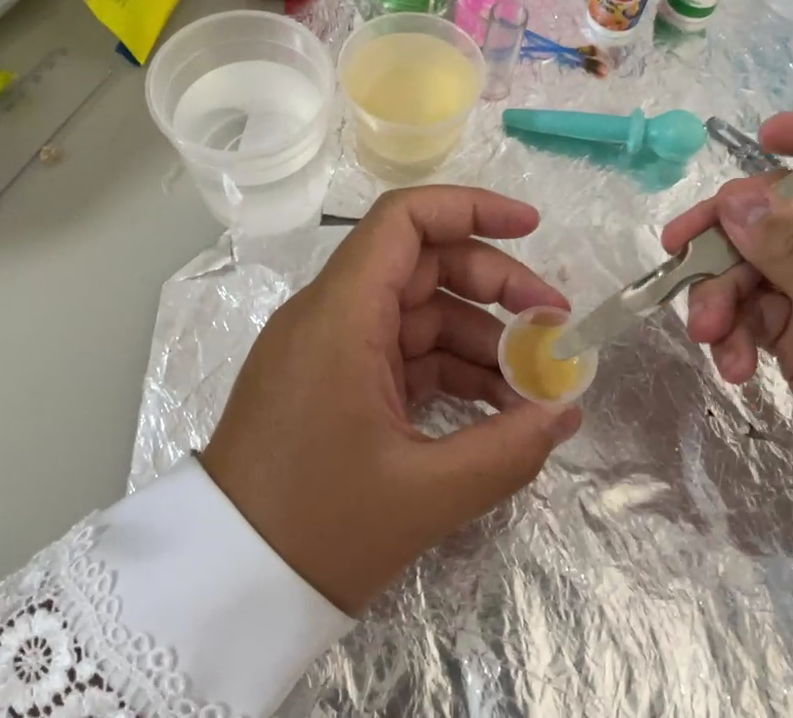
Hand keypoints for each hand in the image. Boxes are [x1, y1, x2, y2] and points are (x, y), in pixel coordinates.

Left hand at [201, 187, 582, 612]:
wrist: (226, 584)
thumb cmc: (316, 529)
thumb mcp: (426, 493)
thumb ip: (509, 449)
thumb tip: (566, 413)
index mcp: (341, 315)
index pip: (404, 220)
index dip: (471, 207)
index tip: (532, 228)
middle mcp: (332, 316)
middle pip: (423, 265)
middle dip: (496, 287)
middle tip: (555, 328)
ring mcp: (331, 350)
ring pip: (419, 315)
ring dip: (482, 341)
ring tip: (536, 390)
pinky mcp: (334, 384)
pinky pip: (403, 356)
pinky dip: (451, 371)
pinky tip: (496, 410)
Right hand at [663, 110, 792, 547]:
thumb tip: (735, 197)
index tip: (756, 141)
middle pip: (786, 212)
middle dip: (731, 234)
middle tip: (680, 252)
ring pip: (759, 266)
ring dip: (723, 293)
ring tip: (711, 335)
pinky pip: (755, 317)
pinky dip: (734, 334)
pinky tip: (734, 367)